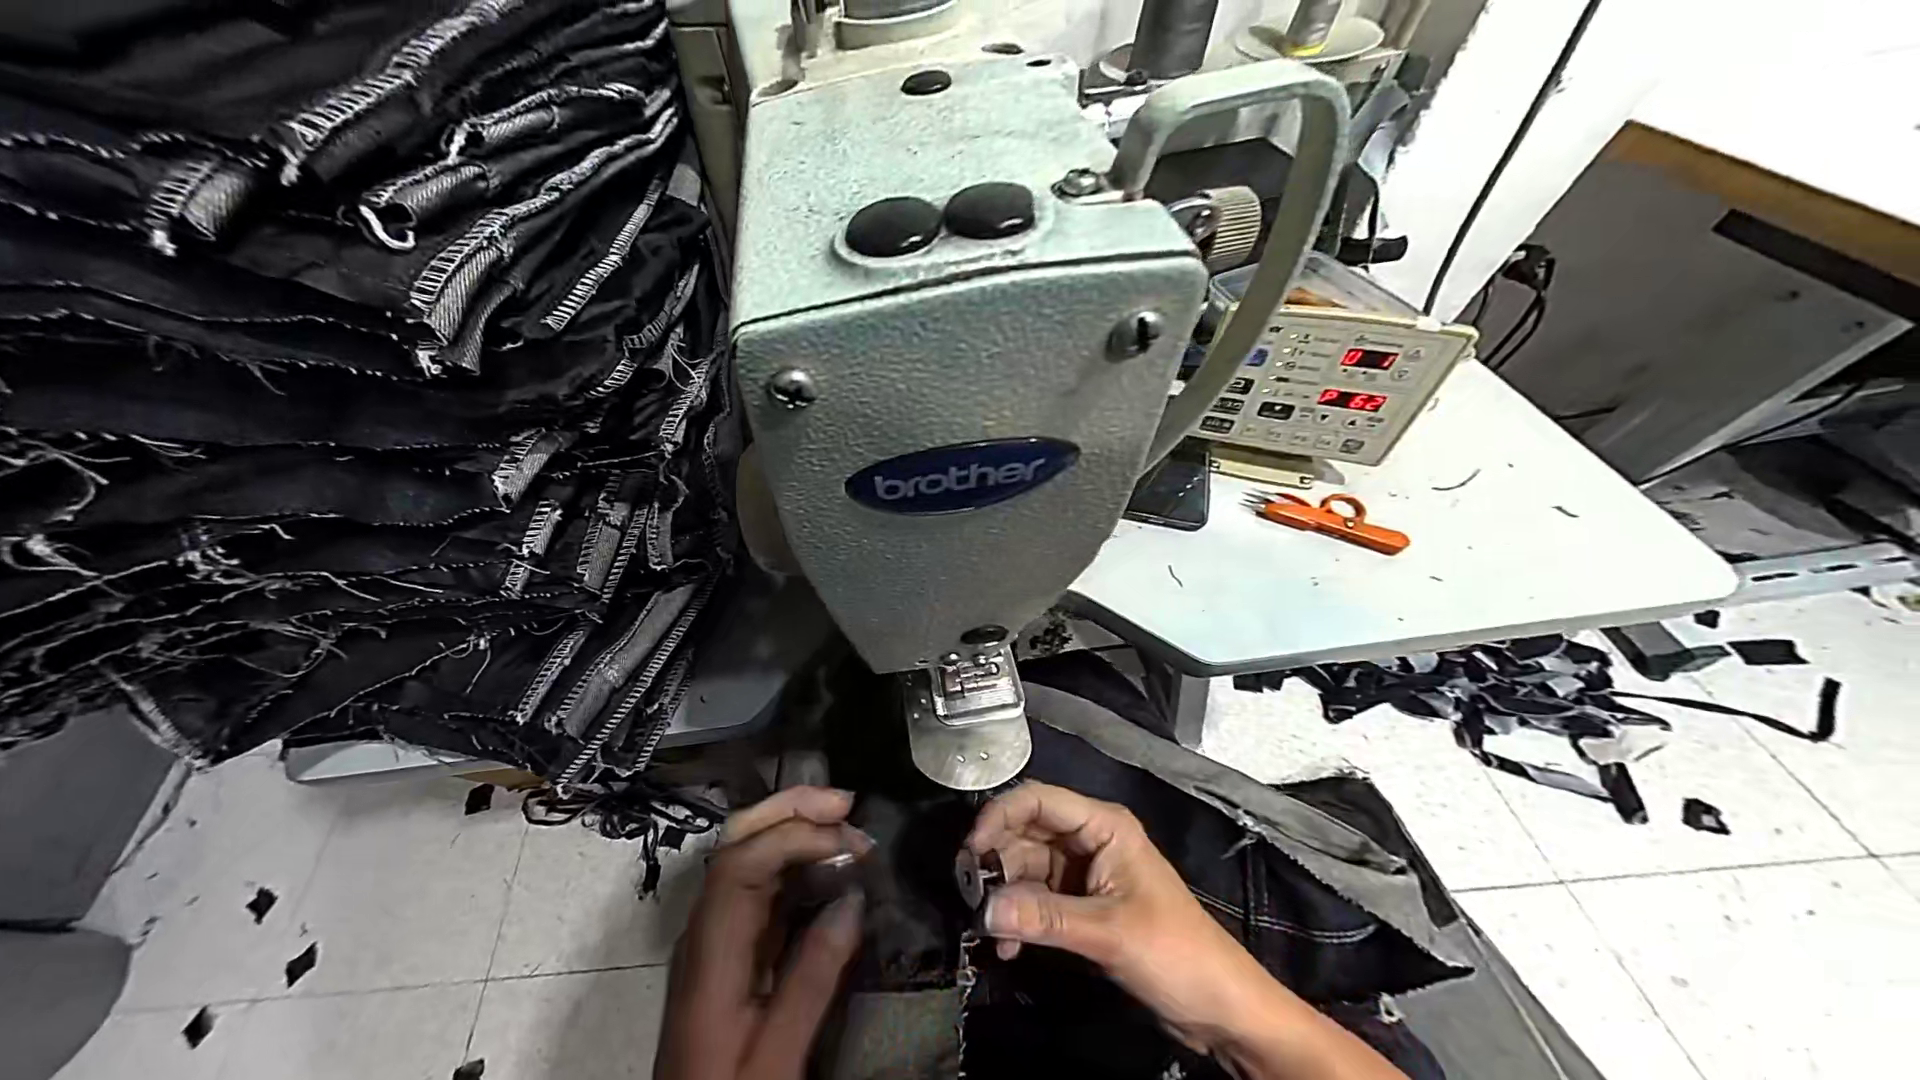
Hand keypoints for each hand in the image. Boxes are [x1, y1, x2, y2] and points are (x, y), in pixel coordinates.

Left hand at [656, 787, 869, 1079]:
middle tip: (844, 802)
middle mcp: (706, 929)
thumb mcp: (776, 1054)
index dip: (793, 836)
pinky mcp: (731, 947)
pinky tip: (827, 862)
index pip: (741, 864)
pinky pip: (760, 883)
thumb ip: (812, 977)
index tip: (846, 840)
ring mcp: (715, 934)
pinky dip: (795, 859)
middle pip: (736, 843)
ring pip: (747, 855)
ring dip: (793, 827)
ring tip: (843, 822)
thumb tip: (854, 898)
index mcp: (709, 952)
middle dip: (788, 809)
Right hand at [968, 783, 1406, 1079]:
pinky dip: (1018, 919)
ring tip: (987, 930)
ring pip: (1025, 868)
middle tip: (969, 895)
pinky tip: (1007, 948)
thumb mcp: (1108, 933)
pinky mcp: (1080, 903)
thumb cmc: (1174, 952)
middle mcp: (1088, 839)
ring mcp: (1082, 872)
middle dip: (995, 862)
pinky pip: (1035, 899)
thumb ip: (1044, 918)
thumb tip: (981, 908)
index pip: (1039, 800)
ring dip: (1004, 896)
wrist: (1219, 1007)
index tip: (970, 852)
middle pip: (1025, 833)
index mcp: (1103, 825)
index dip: (999, 816)